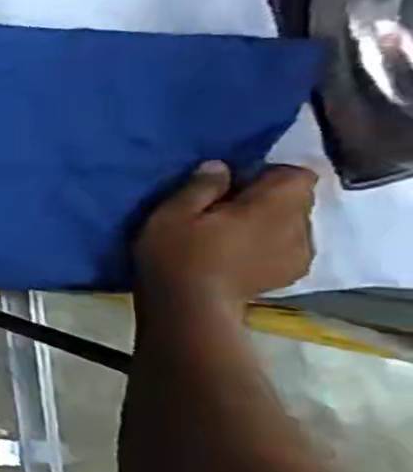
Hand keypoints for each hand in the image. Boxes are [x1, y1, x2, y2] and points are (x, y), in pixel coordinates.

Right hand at [134, 160, 317, 305]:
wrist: (189, 304)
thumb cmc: (175, 253)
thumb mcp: (171, 214)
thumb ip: (200, 187)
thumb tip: (220, 166)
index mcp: (271, 208)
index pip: (296, 175)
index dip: (267, 173)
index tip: (232, 184)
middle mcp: (298, 226)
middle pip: (296, 199)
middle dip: (265, 198)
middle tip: (222, 209)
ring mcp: (300, 252)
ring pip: (293, 222)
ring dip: (268, 221)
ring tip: (230, 233)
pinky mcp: (293, 270)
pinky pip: (290, 244)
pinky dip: (270, 242)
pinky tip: (240, 253)